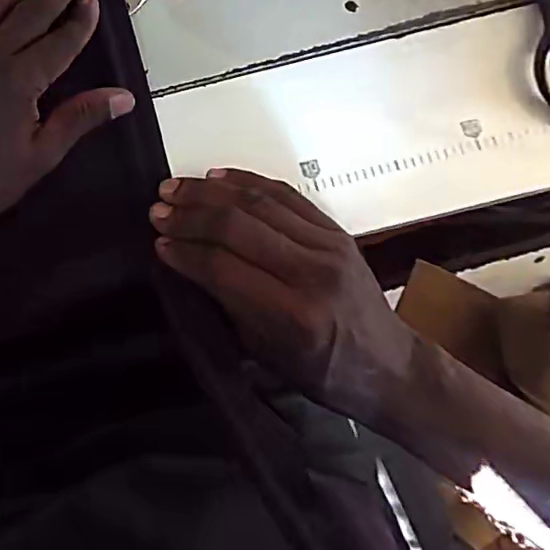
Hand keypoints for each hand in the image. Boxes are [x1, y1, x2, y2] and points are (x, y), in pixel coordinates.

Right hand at [148, 169, 420, 417]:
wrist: (391, 367)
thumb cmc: (324, 372)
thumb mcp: (266, 353)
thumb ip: (227, 303)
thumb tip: (185, 260)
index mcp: (295, 315)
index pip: (224, 268)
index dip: (185, 252)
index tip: (158, 243)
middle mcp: (313, 273)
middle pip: (237, 227)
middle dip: (190, 215)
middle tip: (159, 210)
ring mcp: (328, 246)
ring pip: (257, 202)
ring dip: (208, 192)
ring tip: (176, 188)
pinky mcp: (335, 230)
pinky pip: (284, 193)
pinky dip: (245, 180)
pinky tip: (216, 177)